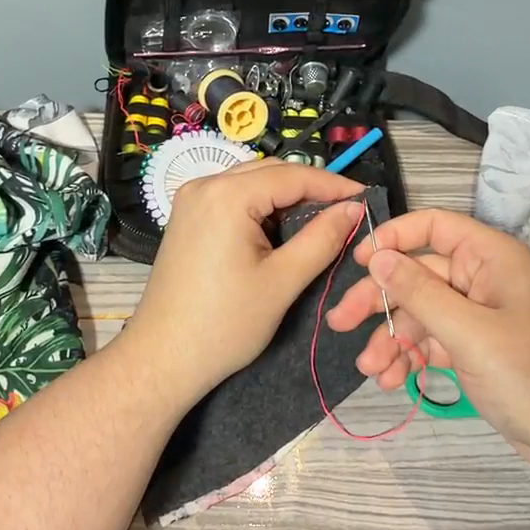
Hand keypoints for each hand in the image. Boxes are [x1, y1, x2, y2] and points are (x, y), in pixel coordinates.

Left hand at [120, 160, 365, 401]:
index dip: (333, 185)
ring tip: (321, 221)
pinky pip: (232, 197)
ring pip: (251, 182)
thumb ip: (322, 239)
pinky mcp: (186, 217)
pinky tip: (281, 230)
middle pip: (270, 173)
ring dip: (285, 197)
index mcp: (227, 196)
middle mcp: (204, 185)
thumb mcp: (282, 282)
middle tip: (348, 213)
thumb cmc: (224, 324)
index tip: (367, 198)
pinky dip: (260, 206)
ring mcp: (191, 200)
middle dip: (310, 189)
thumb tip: (354, 208)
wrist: (162, 356)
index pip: (293, 176)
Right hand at [324, 208, 529, 471]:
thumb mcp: (471, 335)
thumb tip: (377, 257)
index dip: (393, 238)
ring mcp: (480, 317)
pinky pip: (433, 342)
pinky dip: (410, 358)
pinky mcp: (478, 351)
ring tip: (370, 369)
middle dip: (379, 301)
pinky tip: (393, 381)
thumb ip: (420, 293)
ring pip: (419, 313)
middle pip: (417, 275)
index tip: (356, 263)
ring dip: (391, 338)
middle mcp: (482, 280)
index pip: (433, 226)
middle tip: (339, 322)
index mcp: (490, 258)